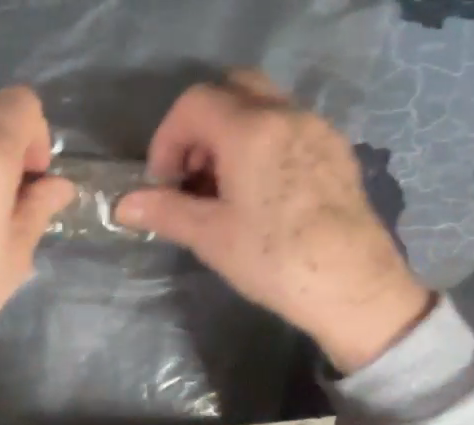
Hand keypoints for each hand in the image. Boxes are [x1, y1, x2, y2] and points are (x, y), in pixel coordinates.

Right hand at [115, 71, 432, 373]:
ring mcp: (317, 130)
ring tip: (221, 194)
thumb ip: (165, 211)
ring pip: (263, 109)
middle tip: (191, 176)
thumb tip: (123, 205)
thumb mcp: (209, 237)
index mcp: (251, 130)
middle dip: (201, 129)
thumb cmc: (272, 259)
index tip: (163, 183)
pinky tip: (258, 198)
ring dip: (231, 139)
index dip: (167, 139)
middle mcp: (287, 115)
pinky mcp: (335, 153)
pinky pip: (289, 131)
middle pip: (233, 91)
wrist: (349, 284)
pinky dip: (261, 149)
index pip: (195, 103)